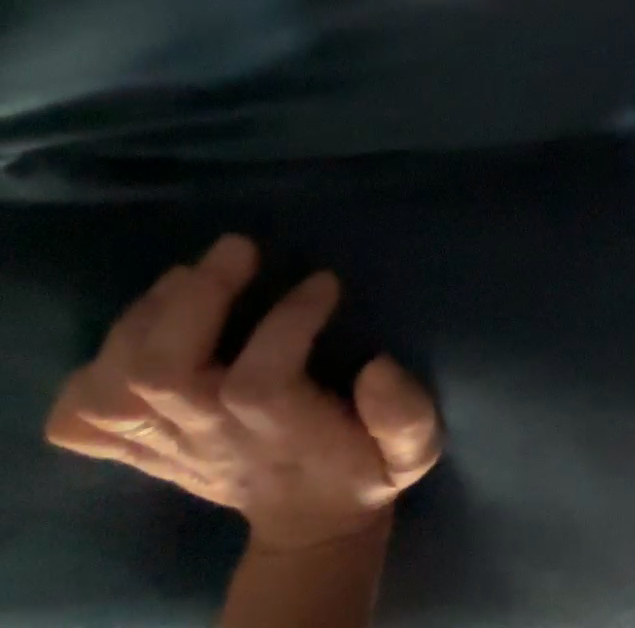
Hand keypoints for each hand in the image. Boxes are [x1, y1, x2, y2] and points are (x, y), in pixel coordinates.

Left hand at [44, 235, 441, 552]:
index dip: (287, 321)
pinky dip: (91, 375)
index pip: (256, 380)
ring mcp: (165, 446)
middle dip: (194, 302)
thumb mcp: (414, 450)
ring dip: (144, 320)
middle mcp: (208, 439)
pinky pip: (81, 417)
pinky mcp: (140, 449)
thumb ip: (406, 415)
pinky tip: (138, 339)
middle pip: (162, 373)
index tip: (325, 281)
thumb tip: (378, 367)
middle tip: (238, 249)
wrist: (311, 523)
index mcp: (277, 436)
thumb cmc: (369, 469)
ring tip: (191, 276)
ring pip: (115, 384)